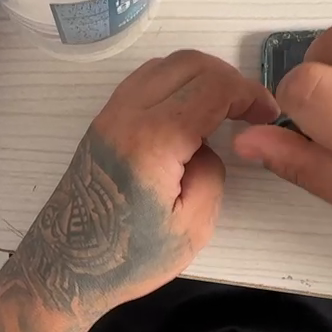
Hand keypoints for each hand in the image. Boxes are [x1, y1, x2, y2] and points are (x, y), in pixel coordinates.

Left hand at [9, 50, 278, 325]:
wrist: (64, 269)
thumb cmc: (128, 259)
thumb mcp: (191, 228)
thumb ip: (212, 174)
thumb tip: (207, 146)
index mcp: (153, 140)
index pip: (213, 86)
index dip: (249, 93)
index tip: (267, 115)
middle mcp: (127, 115)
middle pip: (189, 63)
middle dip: (229, 78)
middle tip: (249, 111)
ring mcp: (109, 116)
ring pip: (163, 66)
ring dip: (200, 77)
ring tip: (222, 111)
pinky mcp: (100, 125)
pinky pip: (143, 82)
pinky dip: (174, 84)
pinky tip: (187, 116)